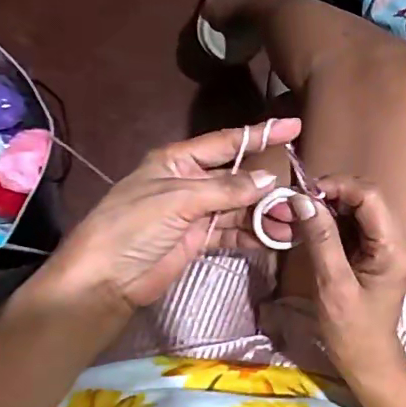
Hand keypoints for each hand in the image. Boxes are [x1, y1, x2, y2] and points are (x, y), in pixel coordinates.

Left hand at [36, 119, 301, 310]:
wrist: (105, 279)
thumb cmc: (134, 226)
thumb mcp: (178, 200)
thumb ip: (226, 189)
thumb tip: (269, 179)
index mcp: (177, 160)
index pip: (226, 141)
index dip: (260, 134)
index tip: (294, 127)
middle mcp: (189, 181)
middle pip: (238, 177)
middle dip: (268, 187)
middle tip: (299, 197)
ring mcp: (194, 212)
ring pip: (239, 207)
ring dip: (264, 215)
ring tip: (293, 223)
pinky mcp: (198, 240)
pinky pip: (232, 232)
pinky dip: (252, 235)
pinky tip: (275, 239)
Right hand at [290, 175, 405, 375]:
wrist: (368, 363)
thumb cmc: (352, 330)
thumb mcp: (333, 285)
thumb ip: (320, 239)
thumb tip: (301, 200)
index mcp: (394, 247)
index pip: (370, 196)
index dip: (337, 186)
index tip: (304, 193)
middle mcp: (395, 240)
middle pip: (365, 198)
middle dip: (331, 194)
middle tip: (298, 202)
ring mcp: (385, 246)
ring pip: (357, 209)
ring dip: (328, 206)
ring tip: (299, 212)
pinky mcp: (372, 253)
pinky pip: (352, 225)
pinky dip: (330, 221)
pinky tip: (309, 226)